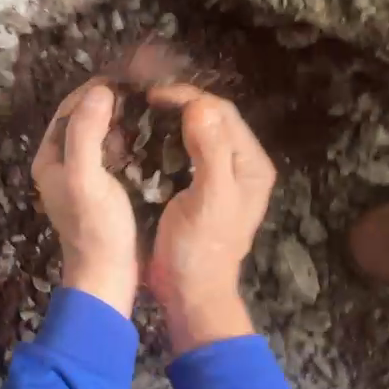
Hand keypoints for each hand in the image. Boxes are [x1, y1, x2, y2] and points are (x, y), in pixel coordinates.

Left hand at [31, 79, 138, 314]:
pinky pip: (115, 154)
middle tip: (143, 89)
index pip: (69, 110)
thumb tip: (99, 91)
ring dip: (122, 120)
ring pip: (101, 136)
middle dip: (110, 102)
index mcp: (49, 158)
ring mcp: (83, 177)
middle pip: (84, 120)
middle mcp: (62, 164)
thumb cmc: (95, 227)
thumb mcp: (86, 176)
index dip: (94, 90)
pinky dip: (131, 140)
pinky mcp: (104, 189)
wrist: (109, 276)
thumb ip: (86, 132)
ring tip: (150, 105)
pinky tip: (151, 135)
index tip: (126, 77)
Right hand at [147, 84, 276, 351]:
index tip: (151, 95)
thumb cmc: (199, 250)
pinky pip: (183, 149)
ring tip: (139, 111)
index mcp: (250, 165)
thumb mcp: (209, 201)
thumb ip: (209, 153)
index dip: (188, 97)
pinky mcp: (196, 186)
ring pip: (196, 132)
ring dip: (170, 118)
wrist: (188, 293)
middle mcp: (239, 164)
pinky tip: (142, 136)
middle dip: (178, 103)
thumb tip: (198, 105)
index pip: (222, 113)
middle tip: (140, 99)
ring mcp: (219, 175)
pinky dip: (164, 138)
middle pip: (211, 118)